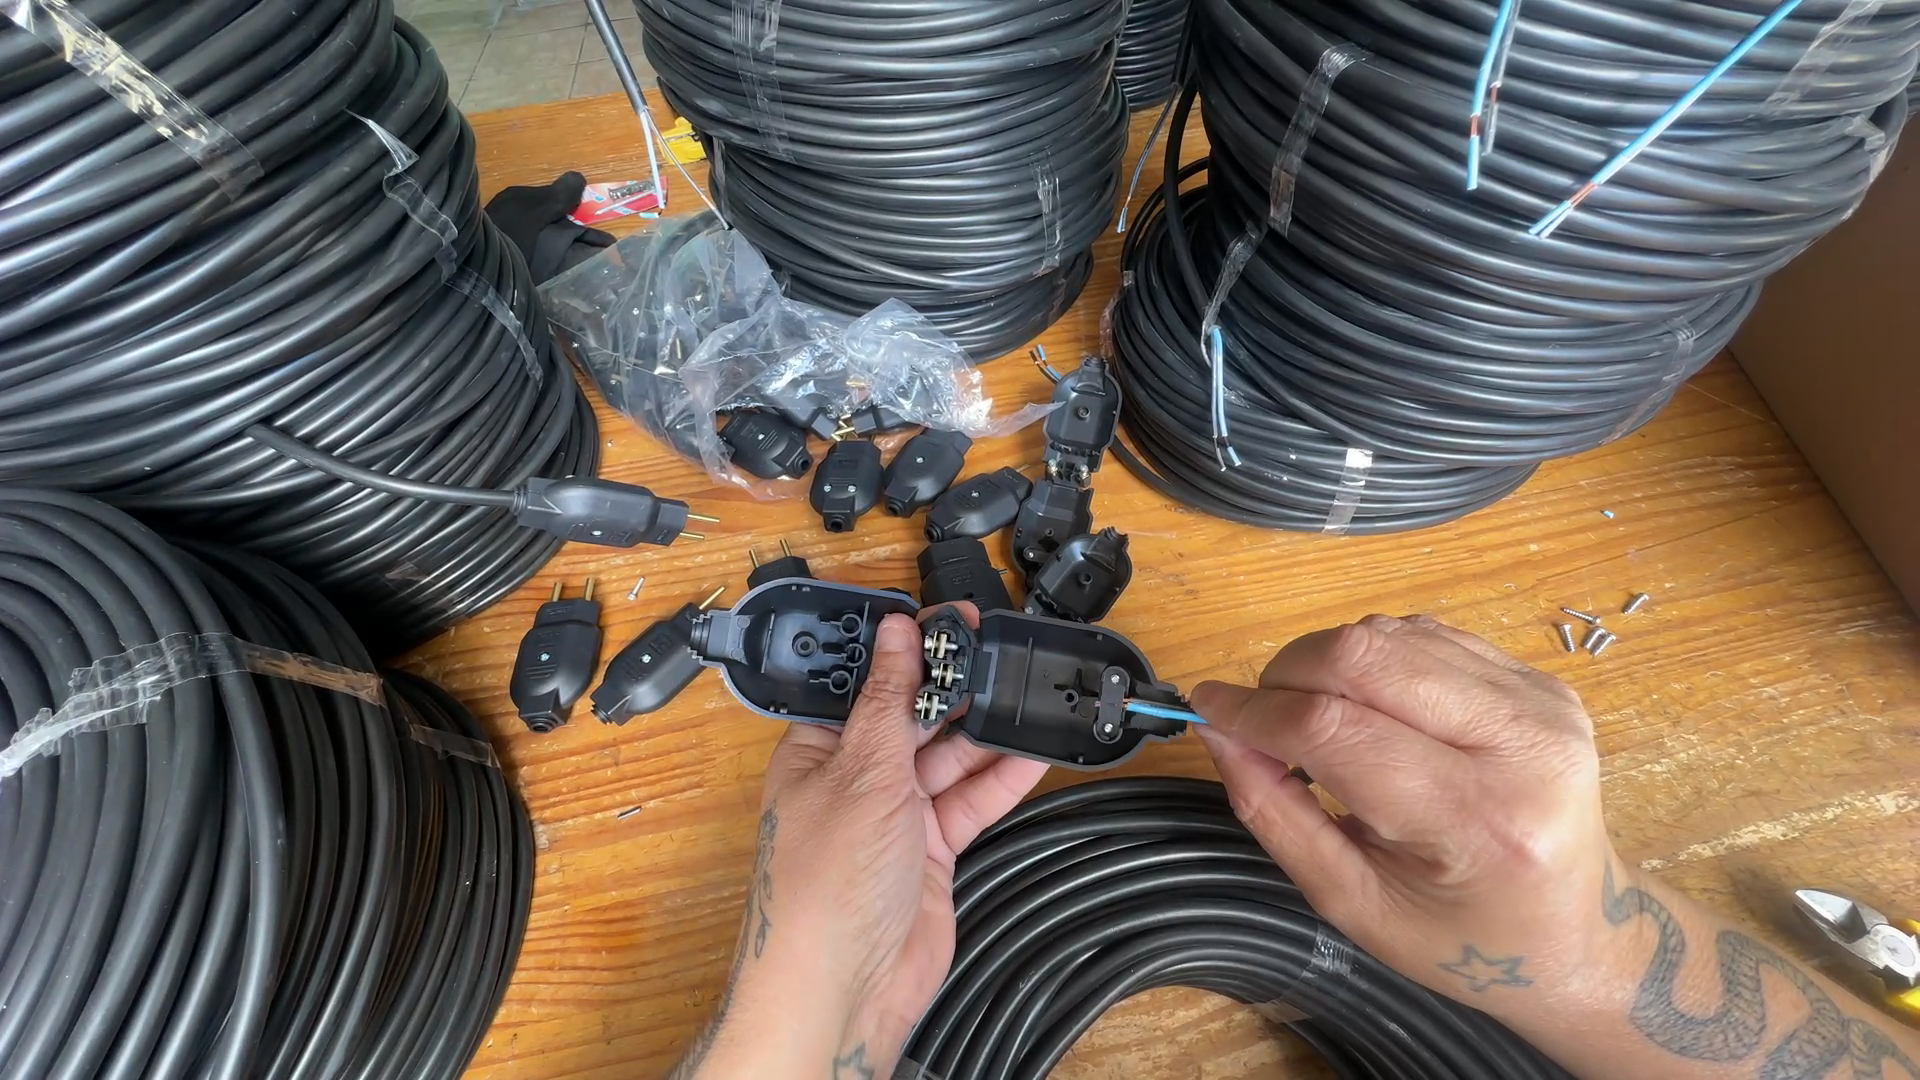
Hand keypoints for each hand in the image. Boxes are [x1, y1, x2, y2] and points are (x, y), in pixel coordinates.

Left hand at [677, 605, 1048, 1079]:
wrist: (845, 994)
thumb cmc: (824, 886)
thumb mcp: (863, 773)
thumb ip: (888, 700)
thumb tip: (894, 633)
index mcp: (821, 750)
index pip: (865, 682)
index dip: (902, 648)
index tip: (940, 621)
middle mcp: (857, 777)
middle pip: (912, 715)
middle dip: (950, 686)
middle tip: (990, 650)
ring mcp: (897, 812)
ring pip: (948, 756)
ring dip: (982, 730)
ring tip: (1018, 692)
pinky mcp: (932, 846)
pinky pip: (971, 799)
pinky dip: (1000, 778)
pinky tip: (1030, 752)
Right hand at [1192, 614, 1622, 1011]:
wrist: (1583, 934)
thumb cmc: (1457, 934)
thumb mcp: (1347, 899)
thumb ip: (1270, 808)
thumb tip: (1215, 727)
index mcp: (1478, 821)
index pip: (1333, 728)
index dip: (1253, 711)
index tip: (1206, 707)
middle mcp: (1521, 744)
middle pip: (1359, 655)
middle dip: (1284, 675)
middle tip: (1266, 717)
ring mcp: (1536, 700)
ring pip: (1381, 632)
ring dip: (1321, 664)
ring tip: (1319, 716)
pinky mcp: (1535, 678)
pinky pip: (1413, 632)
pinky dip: (1364, 658)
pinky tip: (1369, 704)